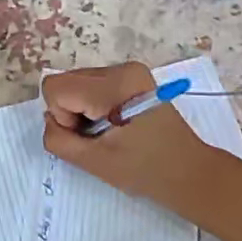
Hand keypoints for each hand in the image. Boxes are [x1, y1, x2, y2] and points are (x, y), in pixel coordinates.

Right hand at [42, 63, 241, 240]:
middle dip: (71, 111)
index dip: (62, 116)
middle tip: (99, 137)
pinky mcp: (132, 77)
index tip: (87, 136)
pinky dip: (93, 105)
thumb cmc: (145, 170)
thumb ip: (58, 138)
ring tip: (109, 132)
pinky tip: (114, 124)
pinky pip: (92, 85)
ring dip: (81, 109)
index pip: (56, 88)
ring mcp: (128, 70)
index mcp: (114, 85)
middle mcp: (121, 68)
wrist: (190, 173)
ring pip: (77, 83)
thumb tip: (51, 119)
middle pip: (66, 82)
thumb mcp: (93, 161)